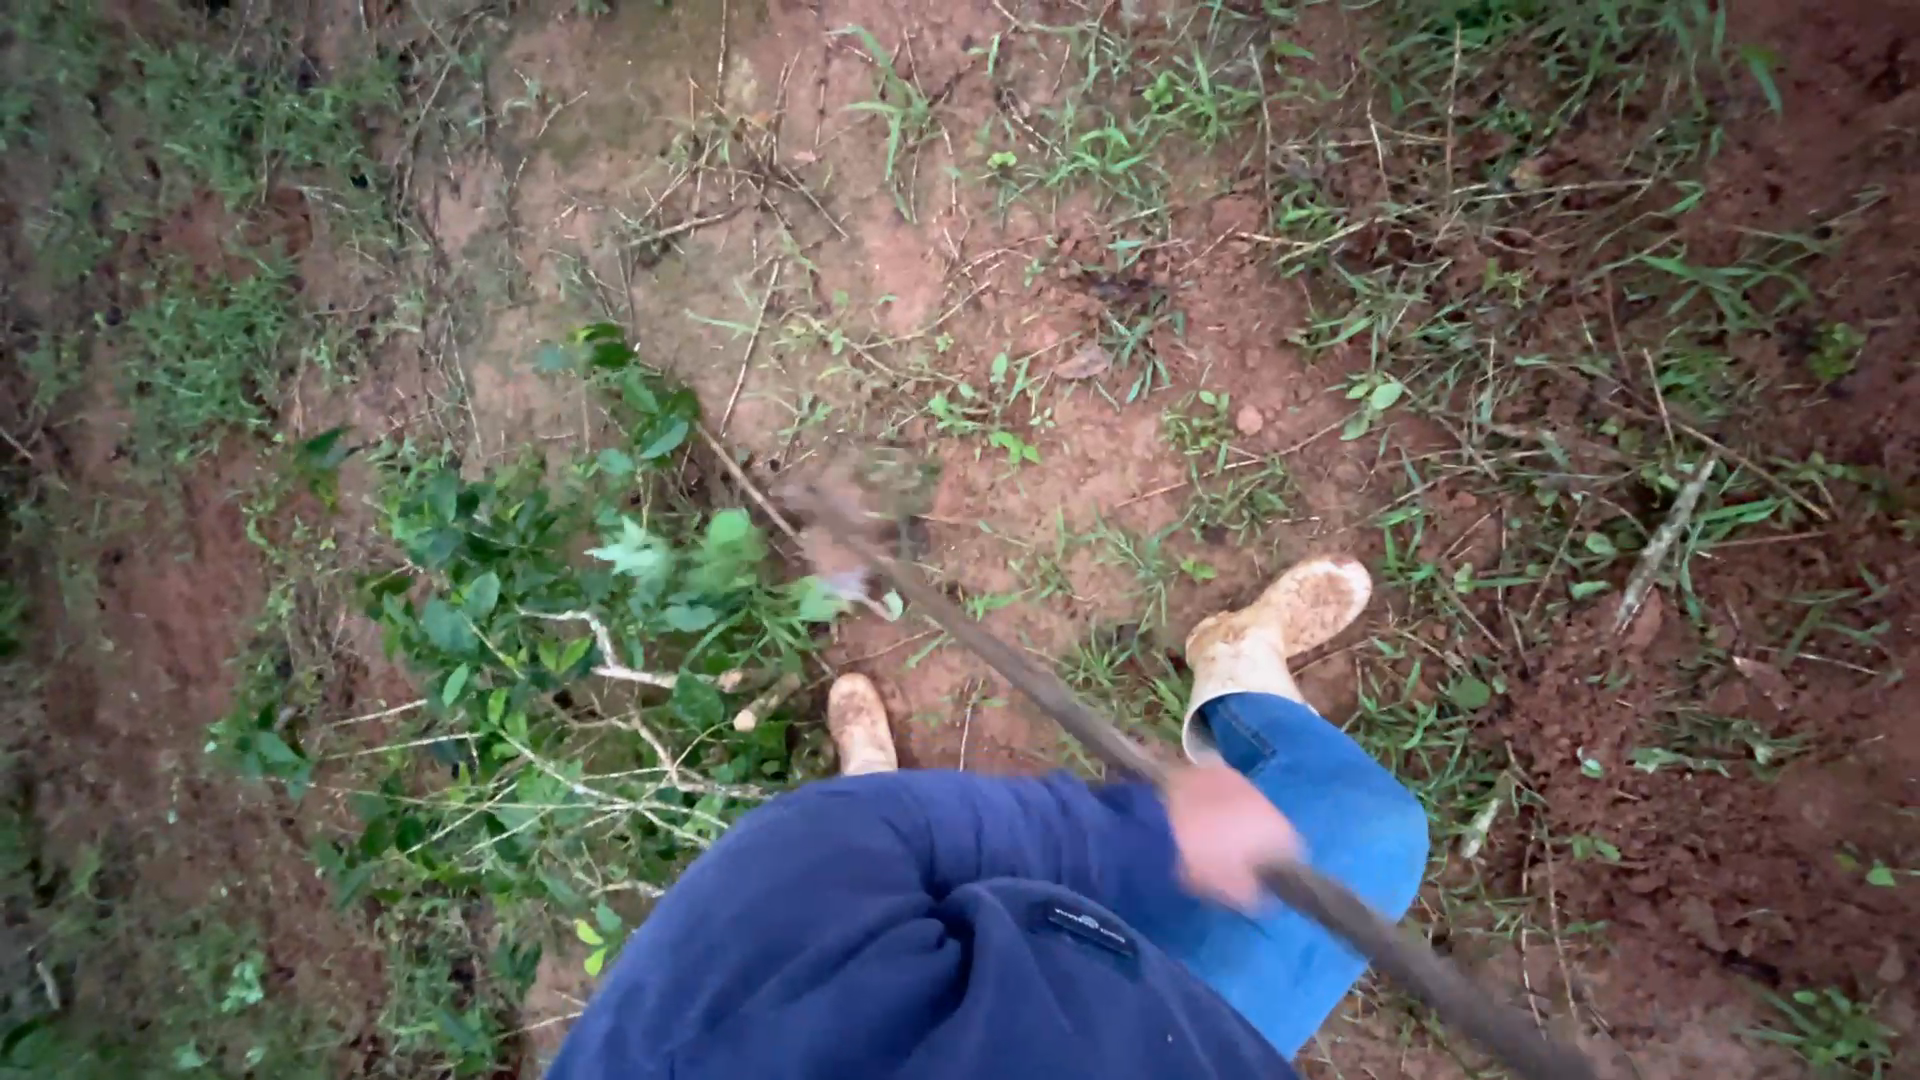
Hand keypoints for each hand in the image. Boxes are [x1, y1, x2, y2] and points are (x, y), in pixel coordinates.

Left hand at [1162, 764, 1302, 911]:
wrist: (1151, 823)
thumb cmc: (1201, 861)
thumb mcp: (1235, 893)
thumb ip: (1260, 896)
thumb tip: (1266, 895)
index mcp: (1276, 825)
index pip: (1295, 849)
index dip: (1281, 867)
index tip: (1265, 880)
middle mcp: (1260, 794)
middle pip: (1268, 821)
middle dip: (1256, 838)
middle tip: (1234, 859)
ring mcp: (1229, 775)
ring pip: (1243, 802)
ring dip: (1234, 816)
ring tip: (1210, 835)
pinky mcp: (1200, 767)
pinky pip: (1217, 789)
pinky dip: (1212, 801)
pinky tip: (1194, 815)